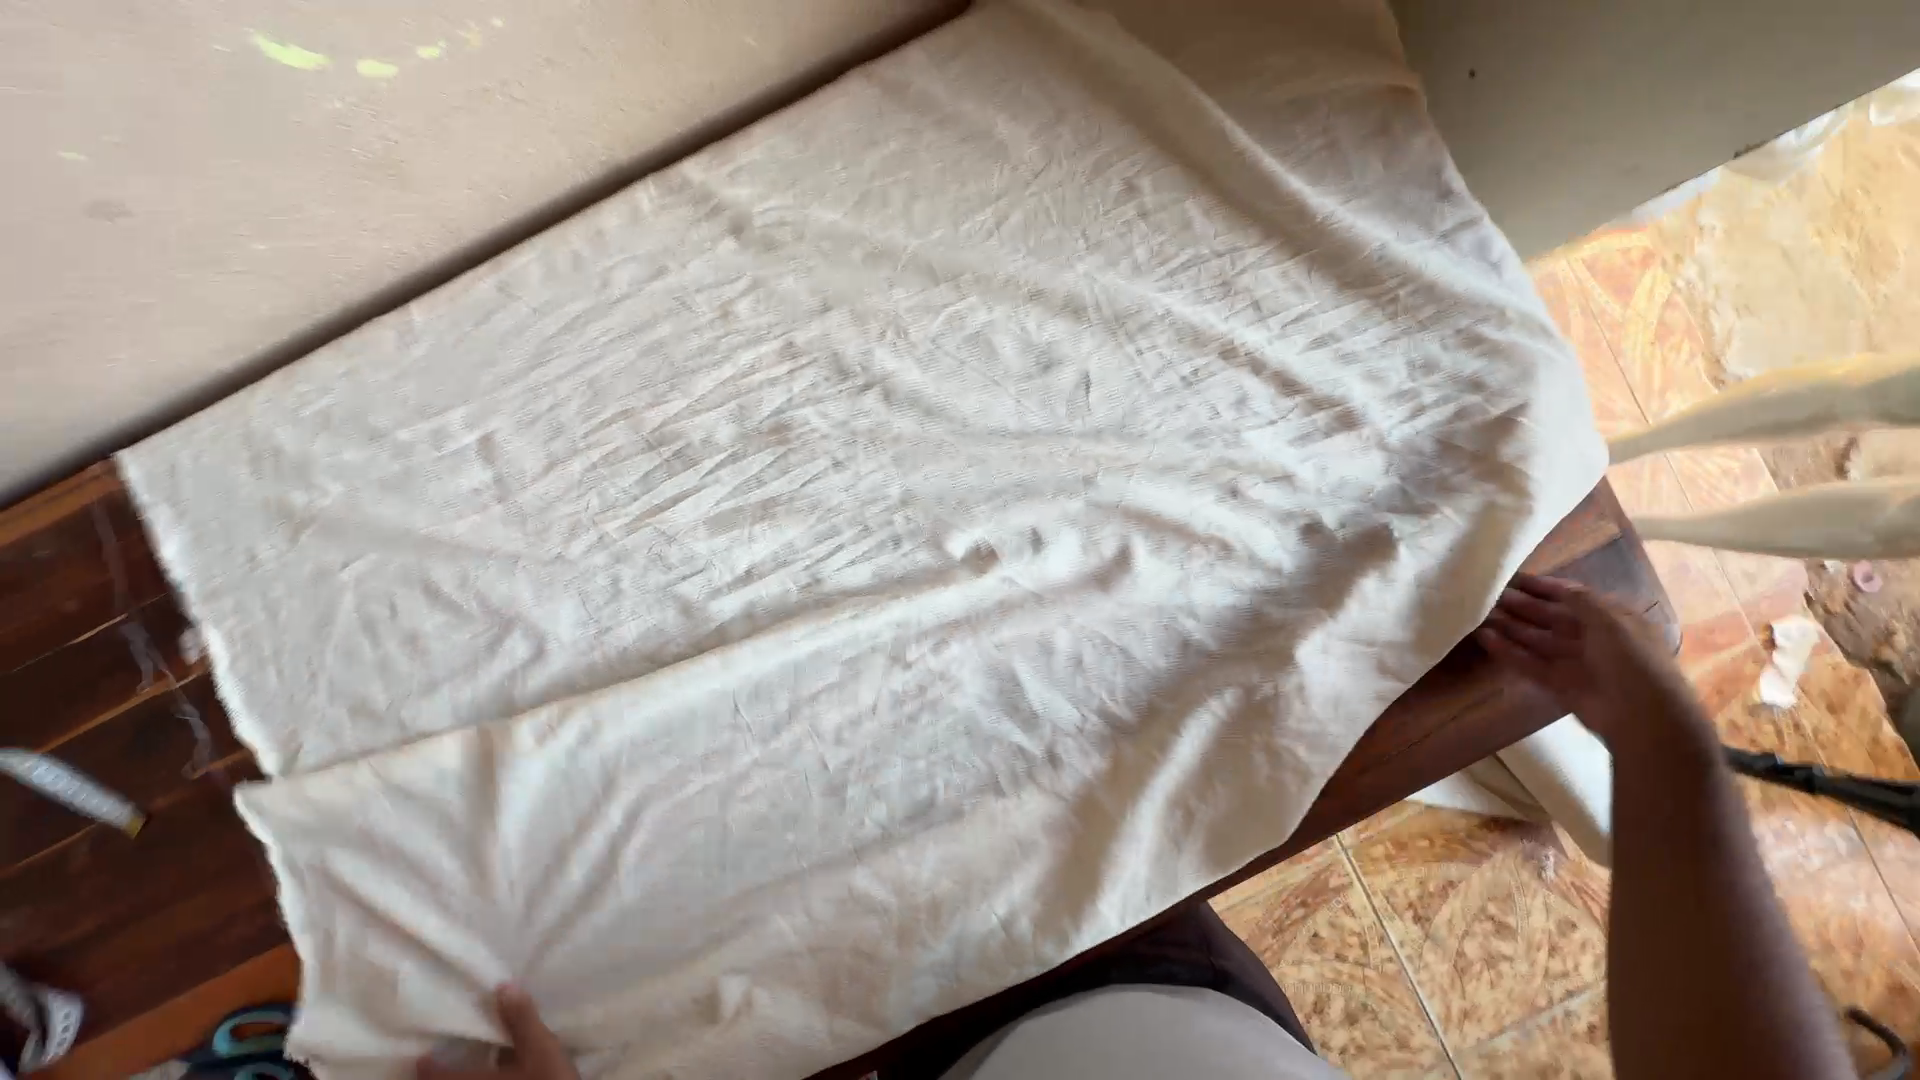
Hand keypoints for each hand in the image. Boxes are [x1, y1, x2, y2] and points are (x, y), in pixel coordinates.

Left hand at [417, 985, 579, 1079]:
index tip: (420, 1057)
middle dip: (448, 1075)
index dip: (428, 1070)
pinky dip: (490, 1078)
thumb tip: (501, 986)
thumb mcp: (541, 1050)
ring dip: (472, 1077)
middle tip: (443, 1060)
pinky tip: (508, 1072)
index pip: (440, 1079)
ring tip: (476, 1066)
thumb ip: (521, 1021)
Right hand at [1476, 573, 1707, 748]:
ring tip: (1480, 614)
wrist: (1642, 715)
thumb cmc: (1633, 660)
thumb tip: (1558, 586)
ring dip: (1510, 627)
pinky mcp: (1557, 683)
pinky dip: (1508, 651)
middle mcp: (1592, 639)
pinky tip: (1485, 639)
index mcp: (1613, 621)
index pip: (1574, 598)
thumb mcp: (1612, 622)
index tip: (1515, 578)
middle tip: (1490, 594)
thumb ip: (1581, 601)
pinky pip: (1529, 663)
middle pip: (1551, 618)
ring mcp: (1574, 662)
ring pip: (1536, 640)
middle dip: (1523, 605)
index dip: (1546, 587)